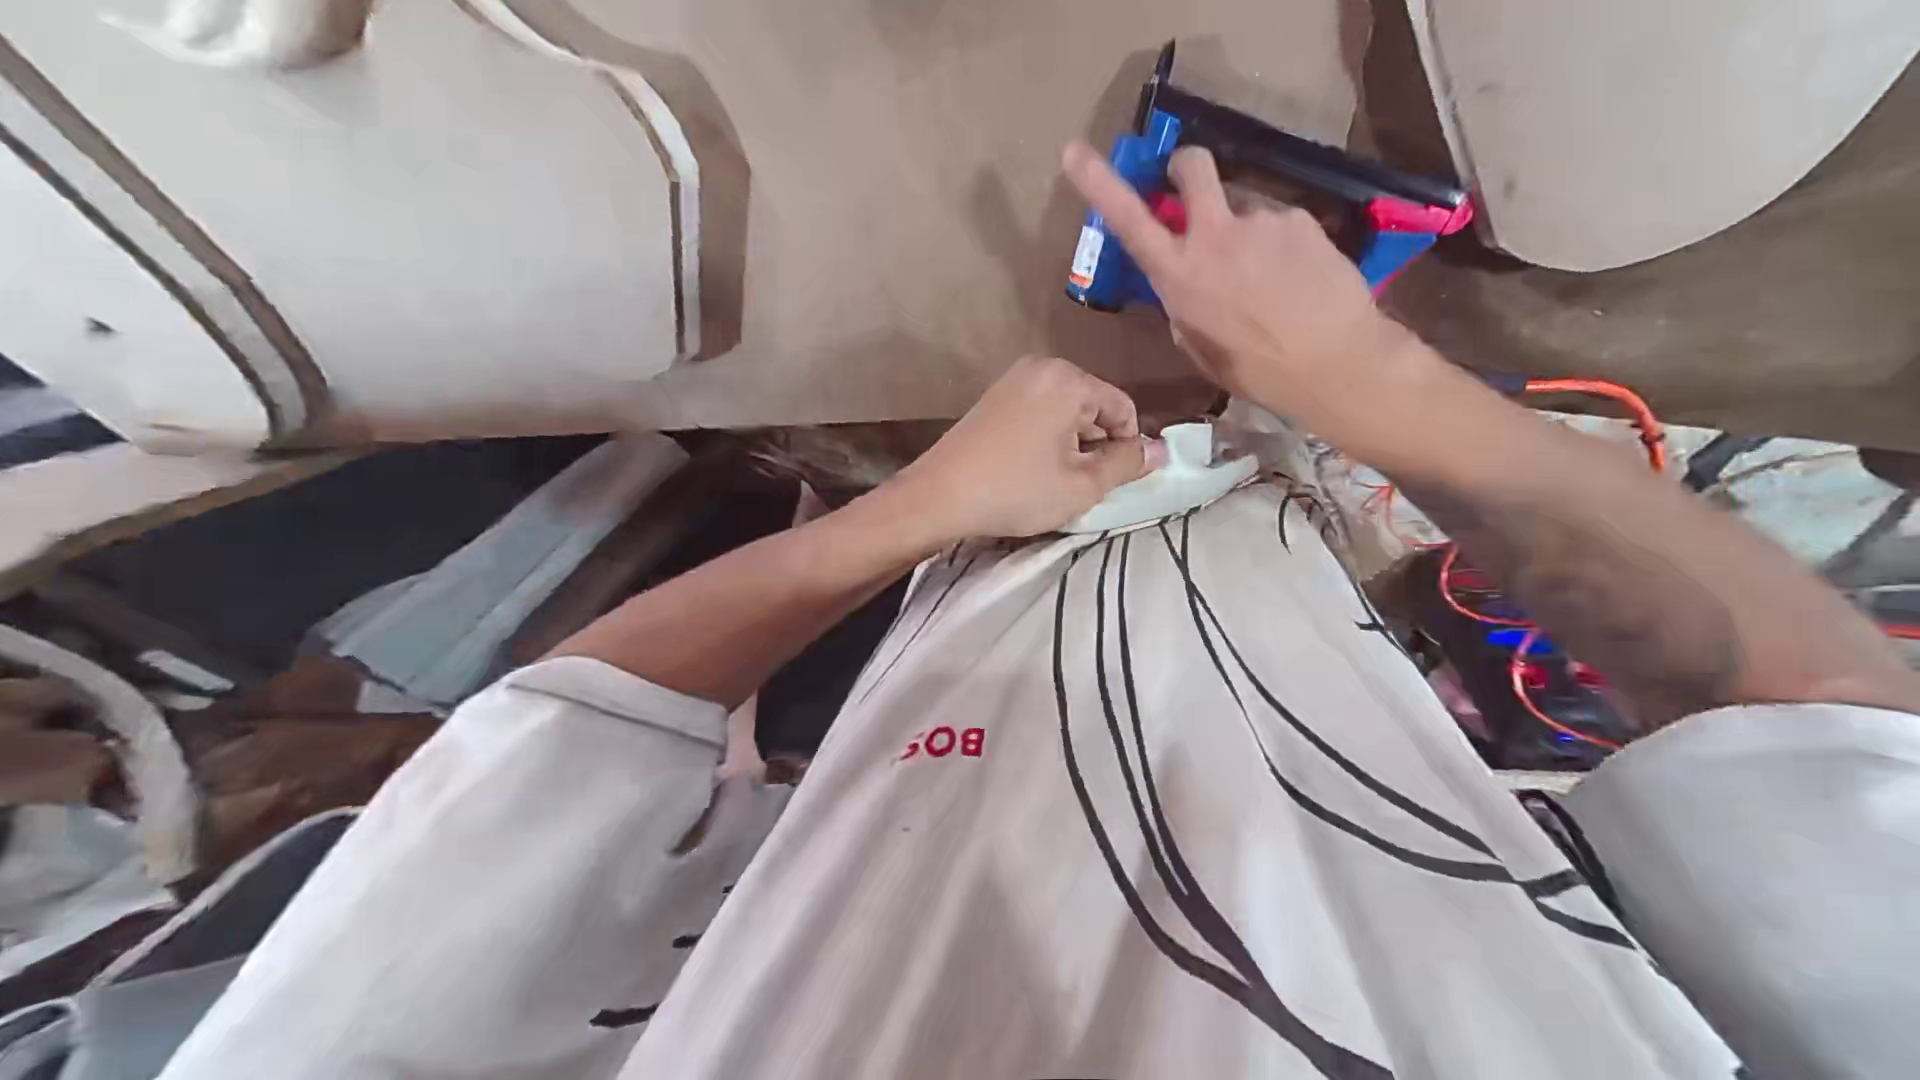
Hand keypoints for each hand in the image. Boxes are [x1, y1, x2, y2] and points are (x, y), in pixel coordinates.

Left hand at [879, 356, 1165, 540]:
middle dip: (1098, 444)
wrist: (939, 497)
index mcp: (1068, 379)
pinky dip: (1048, 437)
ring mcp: (1013, 379)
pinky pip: (1039, 412)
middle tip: (1087, 484)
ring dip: (1073, 443)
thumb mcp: (1082, 485)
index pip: (1122, 408)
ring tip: (1059, 481)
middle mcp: (1042, 366)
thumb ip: (1127, 464)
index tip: (1118, 481)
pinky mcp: (994, 397)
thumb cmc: (1016, 491)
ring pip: (1065, 410)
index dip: (1129, 446)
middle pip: (1093, 405)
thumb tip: (1161, 451)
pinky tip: (1035, 469)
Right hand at [1061, 140, 1421, 416]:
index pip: (1129, 220)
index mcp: (1179, 276)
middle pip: (1193, 167)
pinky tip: (1293, 275)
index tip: (1074, 152)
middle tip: (1189, 182)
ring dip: (1242, 226)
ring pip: (1241, 204)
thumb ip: (1182, 308)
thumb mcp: (1198, 348)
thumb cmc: (1255, 370)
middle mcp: (1214, 237)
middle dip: (1185, 167)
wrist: (1334, 362)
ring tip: (1265, 272)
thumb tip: (1182, 287)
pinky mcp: (1300, 218)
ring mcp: (1260, 220)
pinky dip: (1277, 241)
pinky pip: (1276, 220)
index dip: (1098, 183)